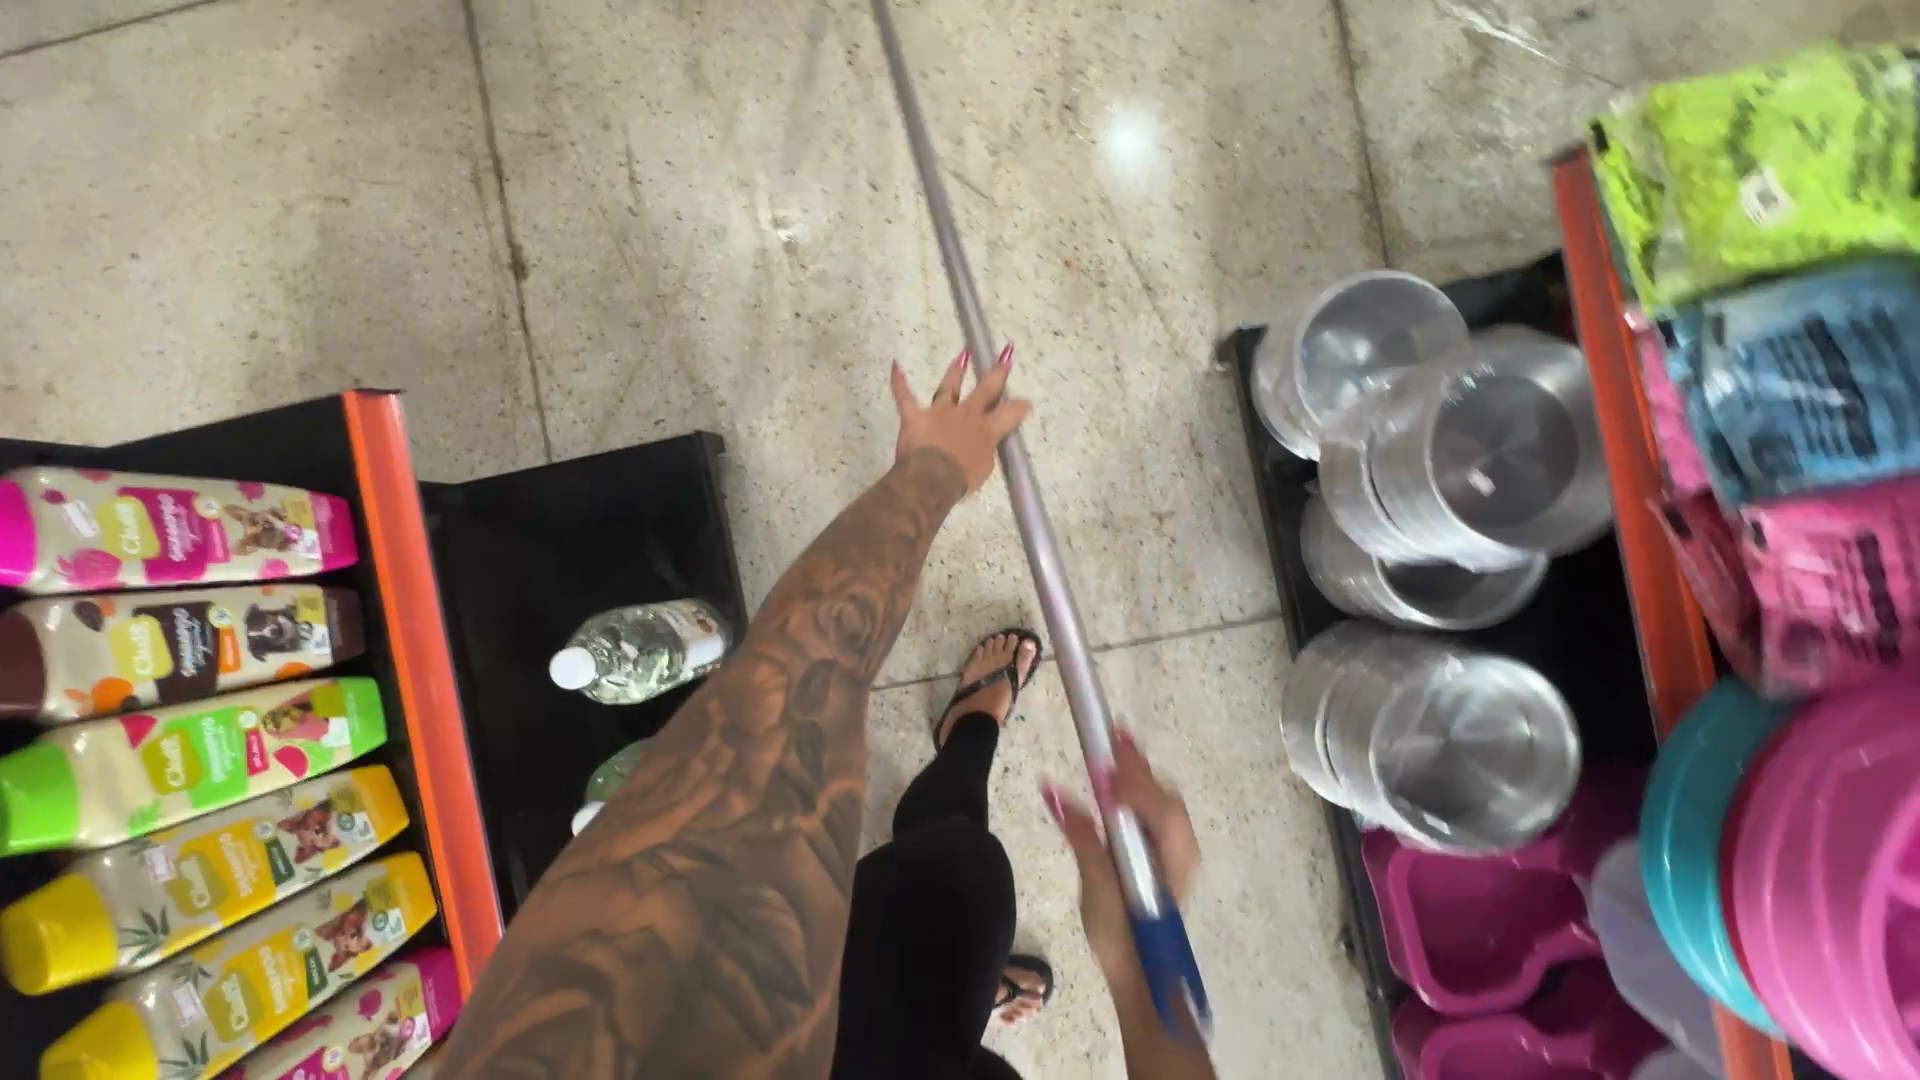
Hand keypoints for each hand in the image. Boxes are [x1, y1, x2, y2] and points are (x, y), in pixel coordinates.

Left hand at [890, 343, 1032, 494]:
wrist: (933, 477)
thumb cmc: (962, 478)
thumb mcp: (984, 468)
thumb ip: (986, 450)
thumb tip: (983, 442)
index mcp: (986, 430)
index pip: (1009, 414)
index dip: (1019, 408)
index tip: (1026, 402)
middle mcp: (966, 414)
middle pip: (985, 390)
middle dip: (997, 373)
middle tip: (1005, 356)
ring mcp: (940, 413)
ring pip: (948, 387)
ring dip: (956, 370)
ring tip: (962, 355)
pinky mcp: (915, 416)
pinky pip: (904, 397)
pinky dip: (899, 383)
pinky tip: (895, 366)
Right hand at [1044, 729, 1199, 980]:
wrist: (1143, 980)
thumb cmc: (1122, 938)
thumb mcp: (1098, 888)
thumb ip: (1082, 836)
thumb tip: (1052, 790)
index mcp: (1172, 858)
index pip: (1160, 806)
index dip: (1135, 778)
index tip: (1108, 751)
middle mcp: (1180, 850)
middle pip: (1165, 796)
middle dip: (1138, 765)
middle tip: (1113, 734)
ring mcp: (1174, 853)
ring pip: (1161, 803)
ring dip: (1138, 775)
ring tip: (1115, 749)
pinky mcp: (1161, 858)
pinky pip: (1153, 815)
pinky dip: (1136, 793)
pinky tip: (1118, 785)